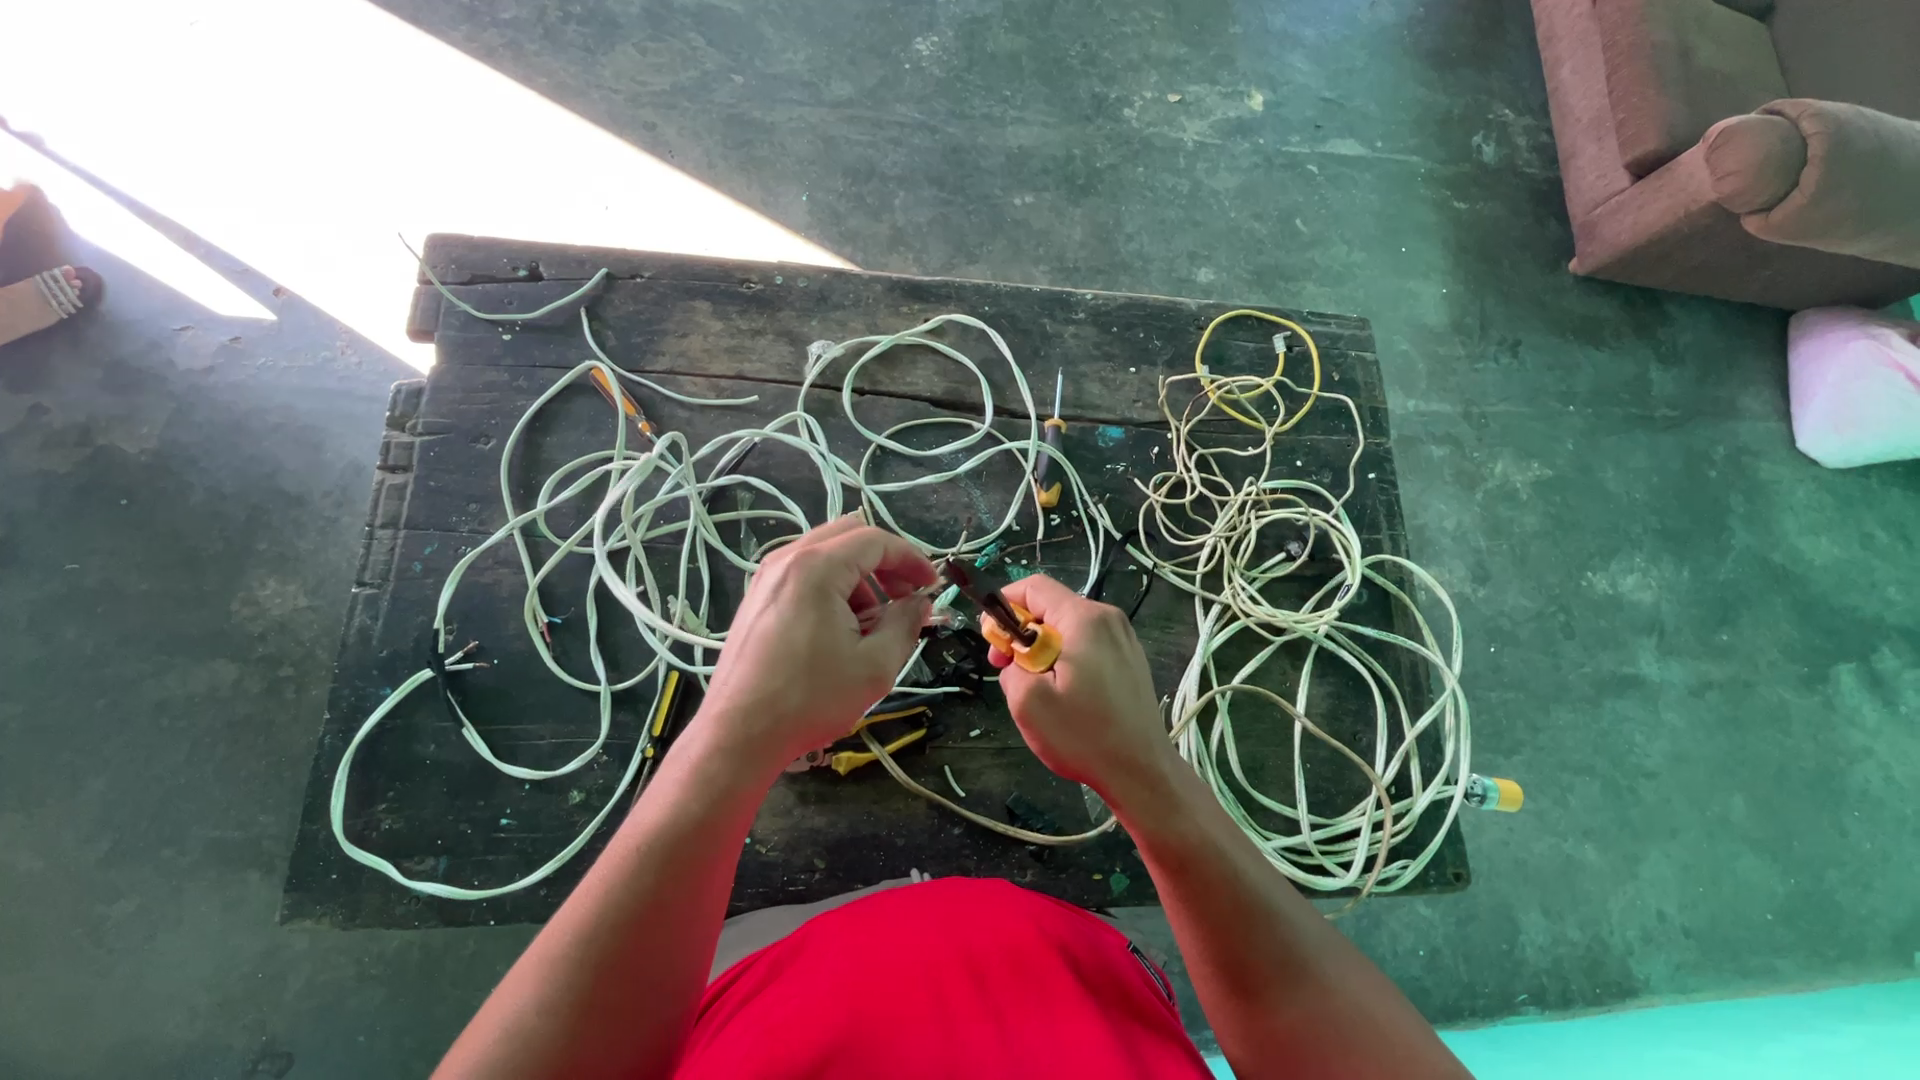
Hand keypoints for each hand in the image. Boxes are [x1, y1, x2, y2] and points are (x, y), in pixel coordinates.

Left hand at [698, 515, 934, 770]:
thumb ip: (906, 623)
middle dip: (885, 561)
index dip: (911, 559)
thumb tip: (919, 603)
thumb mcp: (875, 665)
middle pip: (849, 535)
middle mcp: (787, 560)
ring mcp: (766, 577)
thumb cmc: (810, 699)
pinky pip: (804, 572)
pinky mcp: (757, 597)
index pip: (876, 540)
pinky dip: (832, 586)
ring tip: (872, 623)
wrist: (740, 733)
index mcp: (816, 567)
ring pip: (826, 553)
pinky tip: (840, 630)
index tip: (931, 585)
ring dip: (859, 576)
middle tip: (905, 597)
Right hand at [996, 574, 1179, 801]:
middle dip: (1021, 633)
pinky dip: (1067, 660)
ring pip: (1068, 628)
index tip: (992, 641)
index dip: (1003, 605)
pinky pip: (1087, 645)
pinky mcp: (1129, 660)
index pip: (1033, 587)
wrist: (1141, 771)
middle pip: (1051, 607)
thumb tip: (1015, 655)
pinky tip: (1065, 695)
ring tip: (1037, 689)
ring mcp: (1123, 639)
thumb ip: (1011, 665)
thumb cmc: (1084, 735)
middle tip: (1008, 671)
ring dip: (1043, 650)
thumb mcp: (1028, 702)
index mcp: (1084, 619)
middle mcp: (1108, 619)